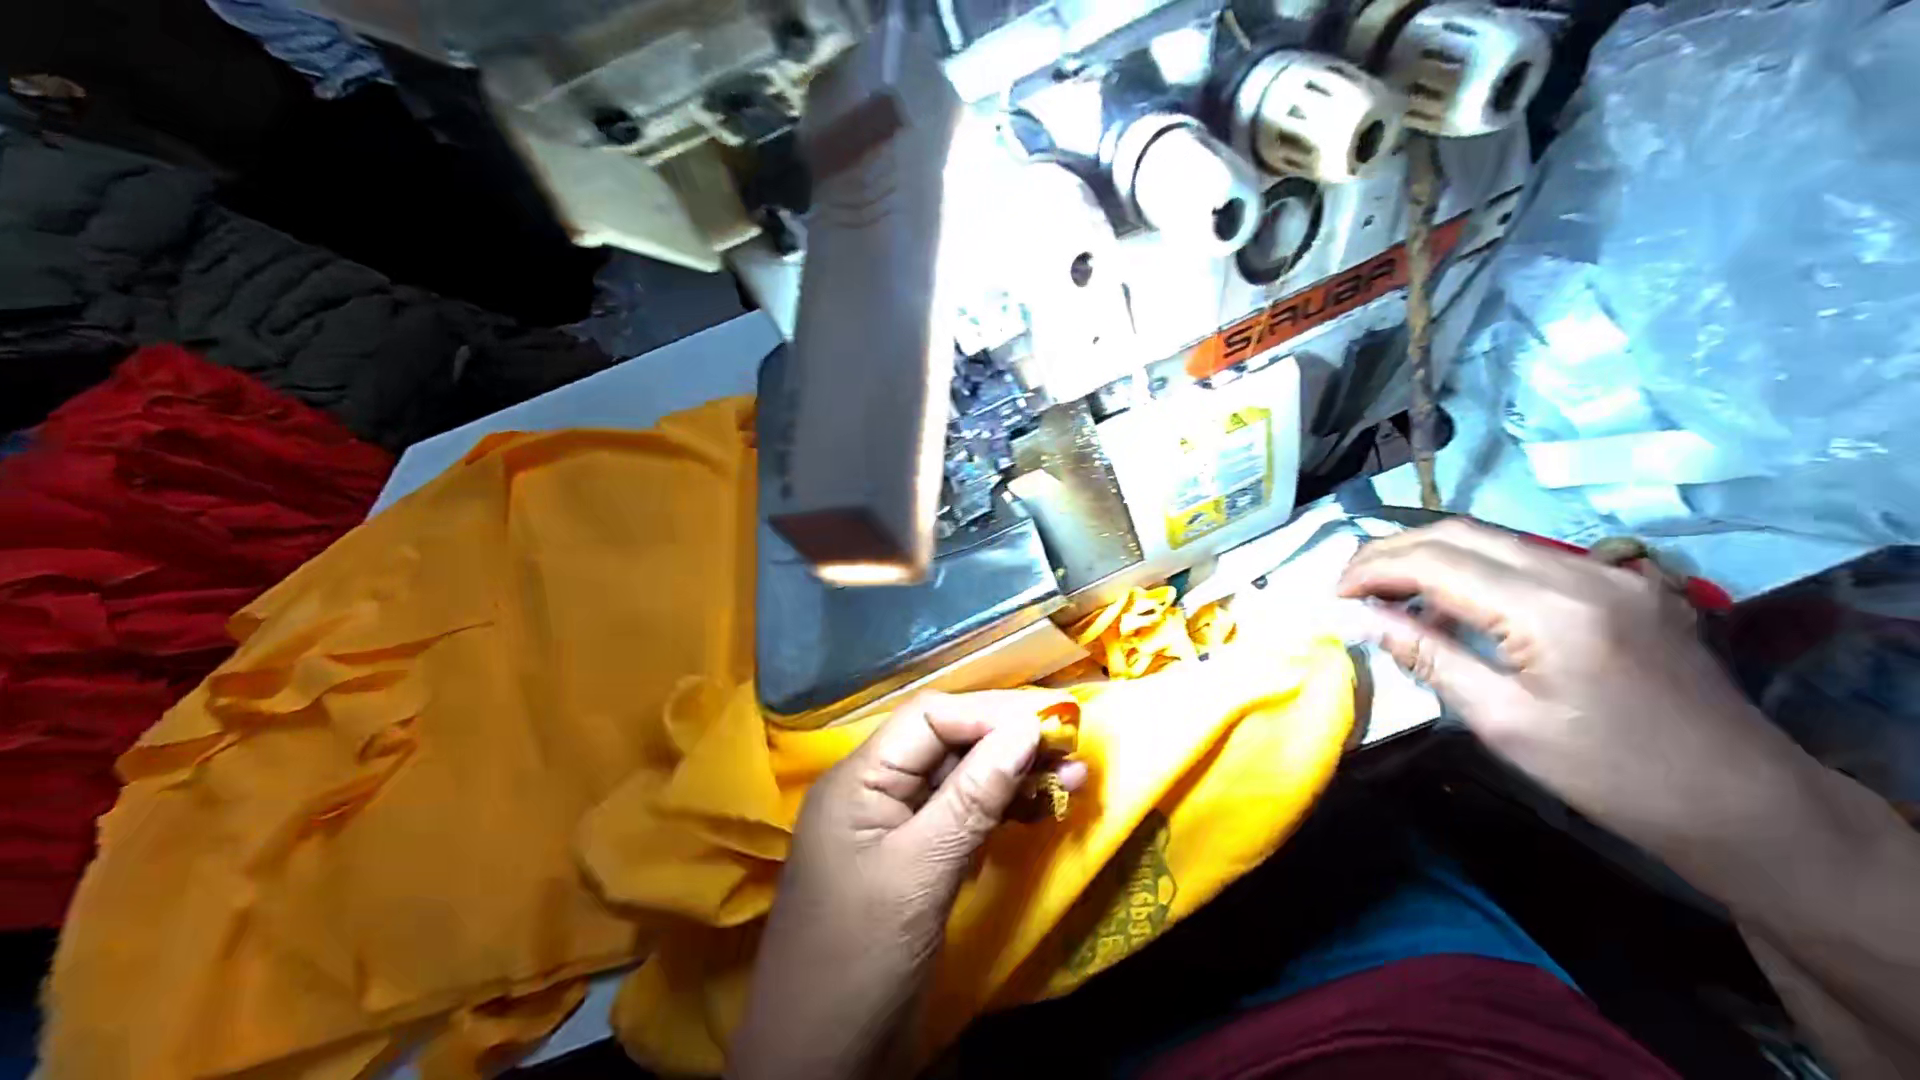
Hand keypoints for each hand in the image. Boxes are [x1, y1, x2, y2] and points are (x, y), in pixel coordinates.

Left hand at [729, 691, 1085, 1079]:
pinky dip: (1001, 811)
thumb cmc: (860, 959)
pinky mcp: (913, 859)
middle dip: (1009, 742)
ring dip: (1013, 776)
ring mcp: (893, 825)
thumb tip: (1026, 729)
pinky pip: (961, 817)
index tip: (1050, 726)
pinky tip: (1040, 809)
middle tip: (1072, 748)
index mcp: (858, 778)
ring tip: (1073, 775)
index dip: (990, 715)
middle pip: (947, 742)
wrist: (818, 1062)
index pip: (929, 719)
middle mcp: (874, 789)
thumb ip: (972, 797)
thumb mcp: (920, 872)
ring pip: (959, 779)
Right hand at [1336, 519, 1819, 856]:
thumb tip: (1358, 618)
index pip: (1434, 561)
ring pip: (1489, 536)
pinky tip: (1447, 596)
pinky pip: (1523, 556)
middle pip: (1458, 532)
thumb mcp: (1502, 720)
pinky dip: (1469, 565)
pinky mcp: (1621, 582)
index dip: (1371, 571)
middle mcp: (1581, 571)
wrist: (1742, 801)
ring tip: (1383, 588)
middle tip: (1347, 584)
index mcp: (1551, 609)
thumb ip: (1426, 655)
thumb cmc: (1610, 774)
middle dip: (1390, 551)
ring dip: (1426, 554)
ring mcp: (1608, 571)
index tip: (1332, 597)